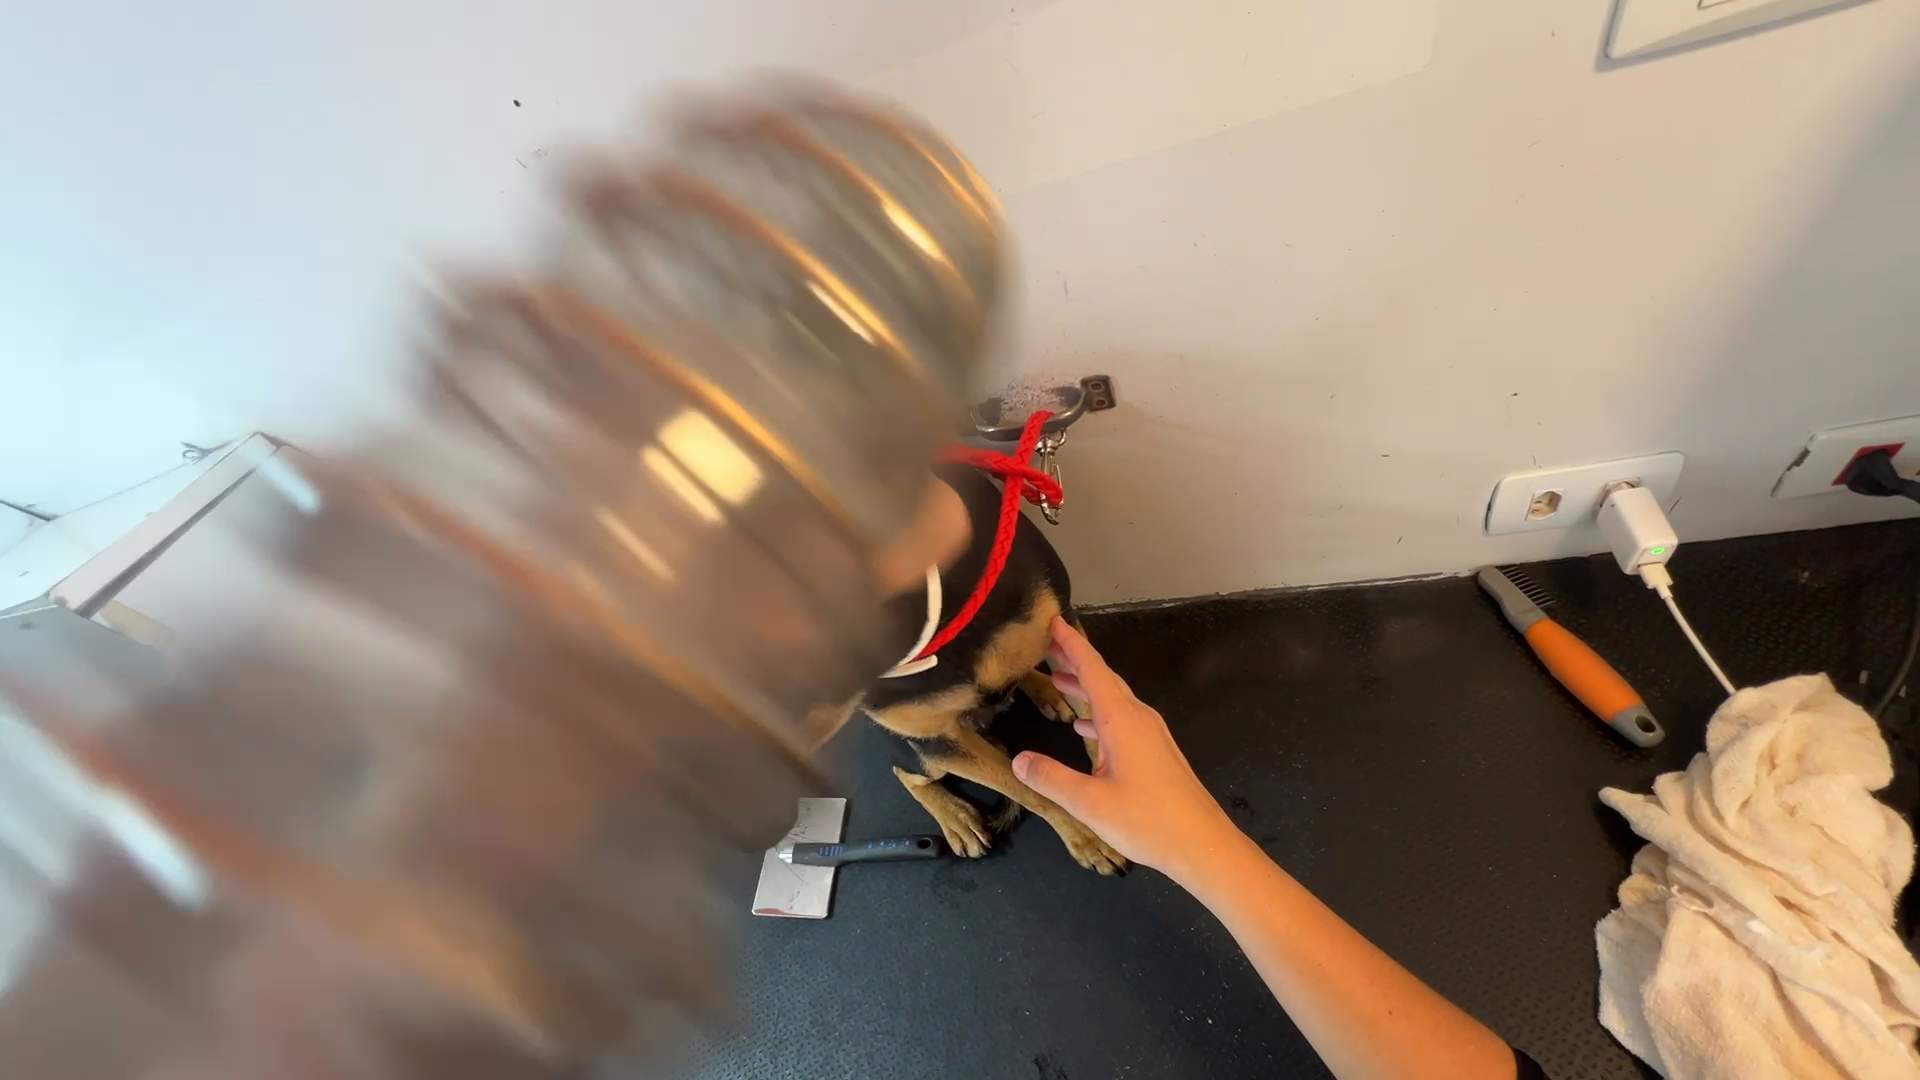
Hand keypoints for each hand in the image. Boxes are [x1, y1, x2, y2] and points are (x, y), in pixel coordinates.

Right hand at [1012, 618, 1242, 882]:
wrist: (1204, 845)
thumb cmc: (1148, 821)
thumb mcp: (1090, 804)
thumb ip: (1051, 778)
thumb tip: (1018, 761)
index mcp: (1121, 720)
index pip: (1092, 668)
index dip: (1071, 642)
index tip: (1052, 619)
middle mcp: (1137, 717)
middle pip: (1103, 677)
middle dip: (1075, 658)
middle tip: (1046, 643)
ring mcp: (1151, 733)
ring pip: (1113, 697)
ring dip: (1085, 685)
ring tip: (1057, 679)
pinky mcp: (1156, 750)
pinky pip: (1122, 717)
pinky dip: (1099, 711)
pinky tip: (1084, 726)